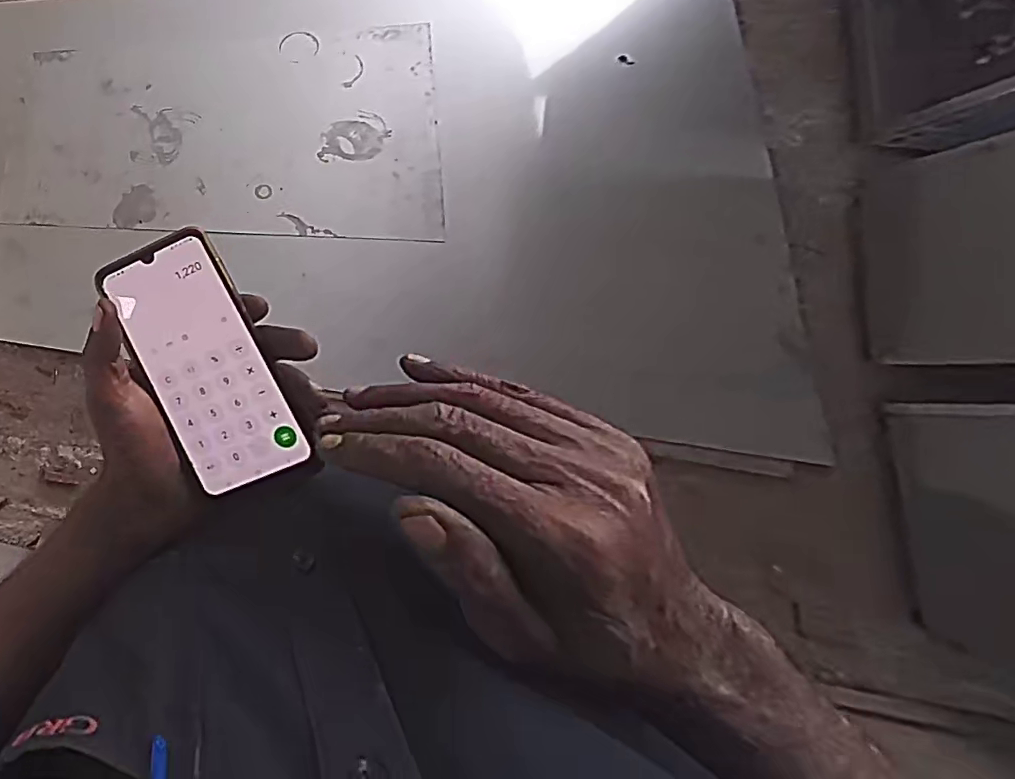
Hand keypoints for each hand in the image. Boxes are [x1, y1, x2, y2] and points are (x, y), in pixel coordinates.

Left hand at [79, 293, 316, 552]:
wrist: (143, 506)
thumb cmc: (124, 449)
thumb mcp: (107, 395)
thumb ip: (102, 353)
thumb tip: (105, 308)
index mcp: (178, 362)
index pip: (211, 323)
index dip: (235, 308)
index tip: (255, 306)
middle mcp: (208, 379)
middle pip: (251, 348)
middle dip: (281, 341)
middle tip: (301, 345)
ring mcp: (230, 409)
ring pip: (270, 383)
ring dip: (294, 381)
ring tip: (308, 390)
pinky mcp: (245, 439)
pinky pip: (277, 423)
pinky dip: (298, 419)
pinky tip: (309, 421)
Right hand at [318, 355, 730, 694]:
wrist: (677, 637)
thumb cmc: (590, 644)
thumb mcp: (517, 634)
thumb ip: (464, 568)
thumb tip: (408, 508)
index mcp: (563, 532)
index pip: (444, 464)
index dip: (378, 448)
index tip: (336, 443)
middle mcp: (585, 479)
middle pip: (458, 422)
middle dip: (383, 416)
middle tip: (337, 416)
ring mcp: (597, 450)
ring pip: (482, 398)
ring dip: (411, 393)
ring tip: (364, 396)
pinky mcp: (599, 434)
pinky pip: (517, 392)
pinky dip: (461, 376)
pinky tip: (420, 370)